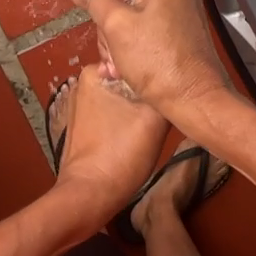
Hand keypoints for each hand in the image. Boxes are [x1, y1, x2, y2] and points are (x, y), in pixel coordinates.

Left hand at [52, 65, 168, 227]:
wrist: (90, 195)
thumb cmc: (121, 153)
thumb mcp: (153, 118)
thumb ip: (163, 92)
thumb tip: (175, 81)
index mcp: (93, 71)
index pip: (135, 61)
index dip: (156, 74)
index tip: (174, 87)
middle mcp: (83, 83)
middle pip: (128, 79)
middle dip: (146, 91)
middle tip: (166, 106)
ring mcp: (81, 105)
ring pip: (121, 97)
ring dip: (137, 107)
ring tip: (154, 123)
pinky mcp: (83, 125)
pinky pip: (112, 113)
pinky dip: (125, 120)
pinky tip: (136, 134)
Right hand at [61, 0, 229, 121]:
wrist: (196, 99)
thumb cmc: (159, 64)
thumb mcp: (115, 27)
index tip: (112, 6)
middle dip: (108, 7)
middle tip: (115, 34)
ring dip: (115, 26)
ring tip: (119, 55)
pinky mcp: (179, 18)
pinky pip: (145, 14)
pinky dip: (130, 33)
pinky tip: (127, 60)